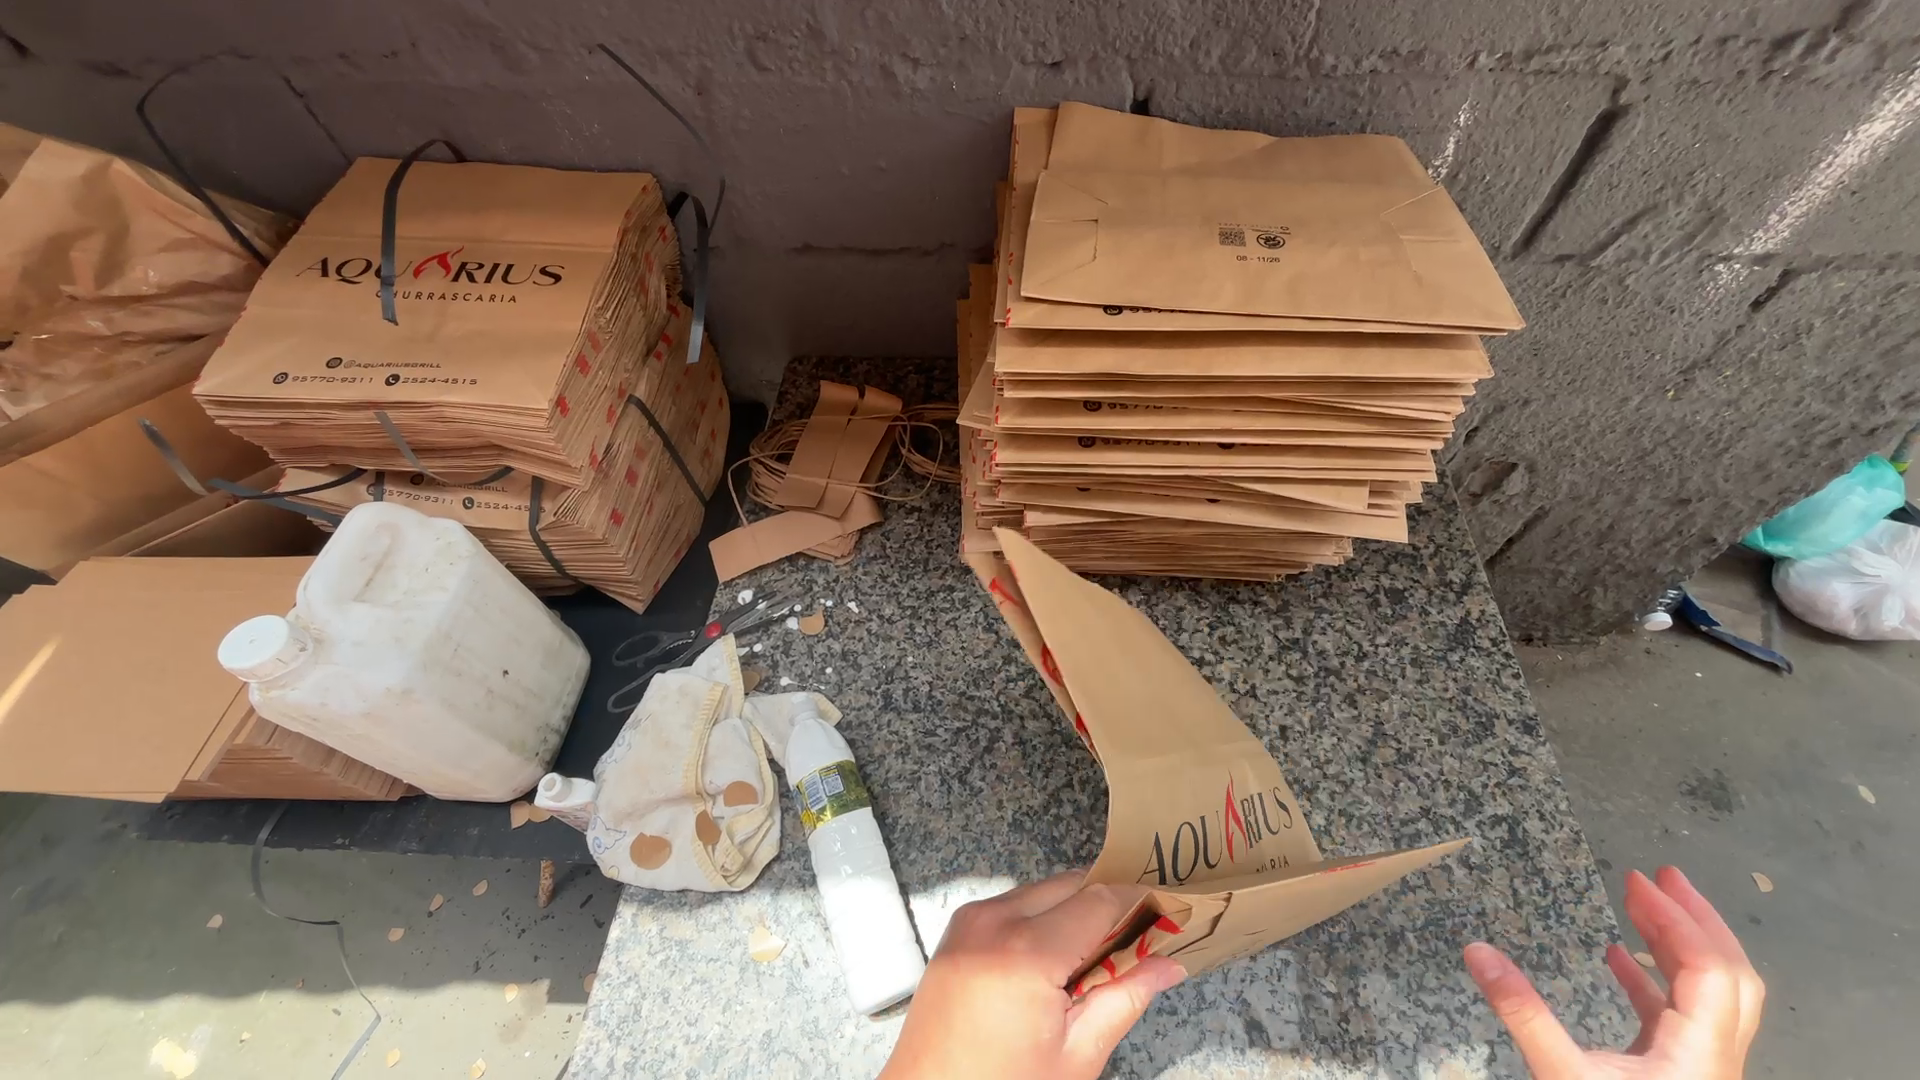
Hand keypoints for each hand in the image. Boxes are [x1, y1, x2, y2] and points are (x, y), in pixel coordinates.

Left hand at [880, 871, 1185, 1079]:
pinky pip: (1013, 903)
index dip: (1137, 901)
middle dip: (1107, 904)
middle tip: (1138, 939)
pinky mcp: (959, 925)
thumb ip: (1124, 999)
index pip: (1098, 900)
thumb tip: (1169, 965)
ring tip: (1096, 957)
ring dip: (1074, 908)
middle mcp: (994, 918)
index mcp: (1026, 951)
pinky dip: (1042, 916)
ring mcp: (971, 917)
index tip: (1167, 912)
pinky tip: (1056, 957)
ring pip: (1042, 890)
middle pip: (1070, 885)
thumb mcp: (1076, 1055)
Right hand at [1465, 866, 1763, 1077]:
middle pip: (1732, 979)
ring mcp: (1701, 1067)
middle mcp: (1716, 1057)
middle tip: (1660, 876)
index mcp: (1701, 1054)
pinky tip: (1617, 957)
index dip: (1678, 921)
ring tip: (1640, 905)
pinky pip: (1680, 1016)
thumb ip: (1523, 1013)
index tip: (1635, 879)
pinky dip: (1653, 978)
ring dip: (1680, 946)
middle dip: (1699, 922)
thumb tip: (1475, 947)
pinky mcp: (1677, 1074)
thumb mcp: (1564, 1076)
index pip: (1709, 970)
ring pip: (1713, 997)